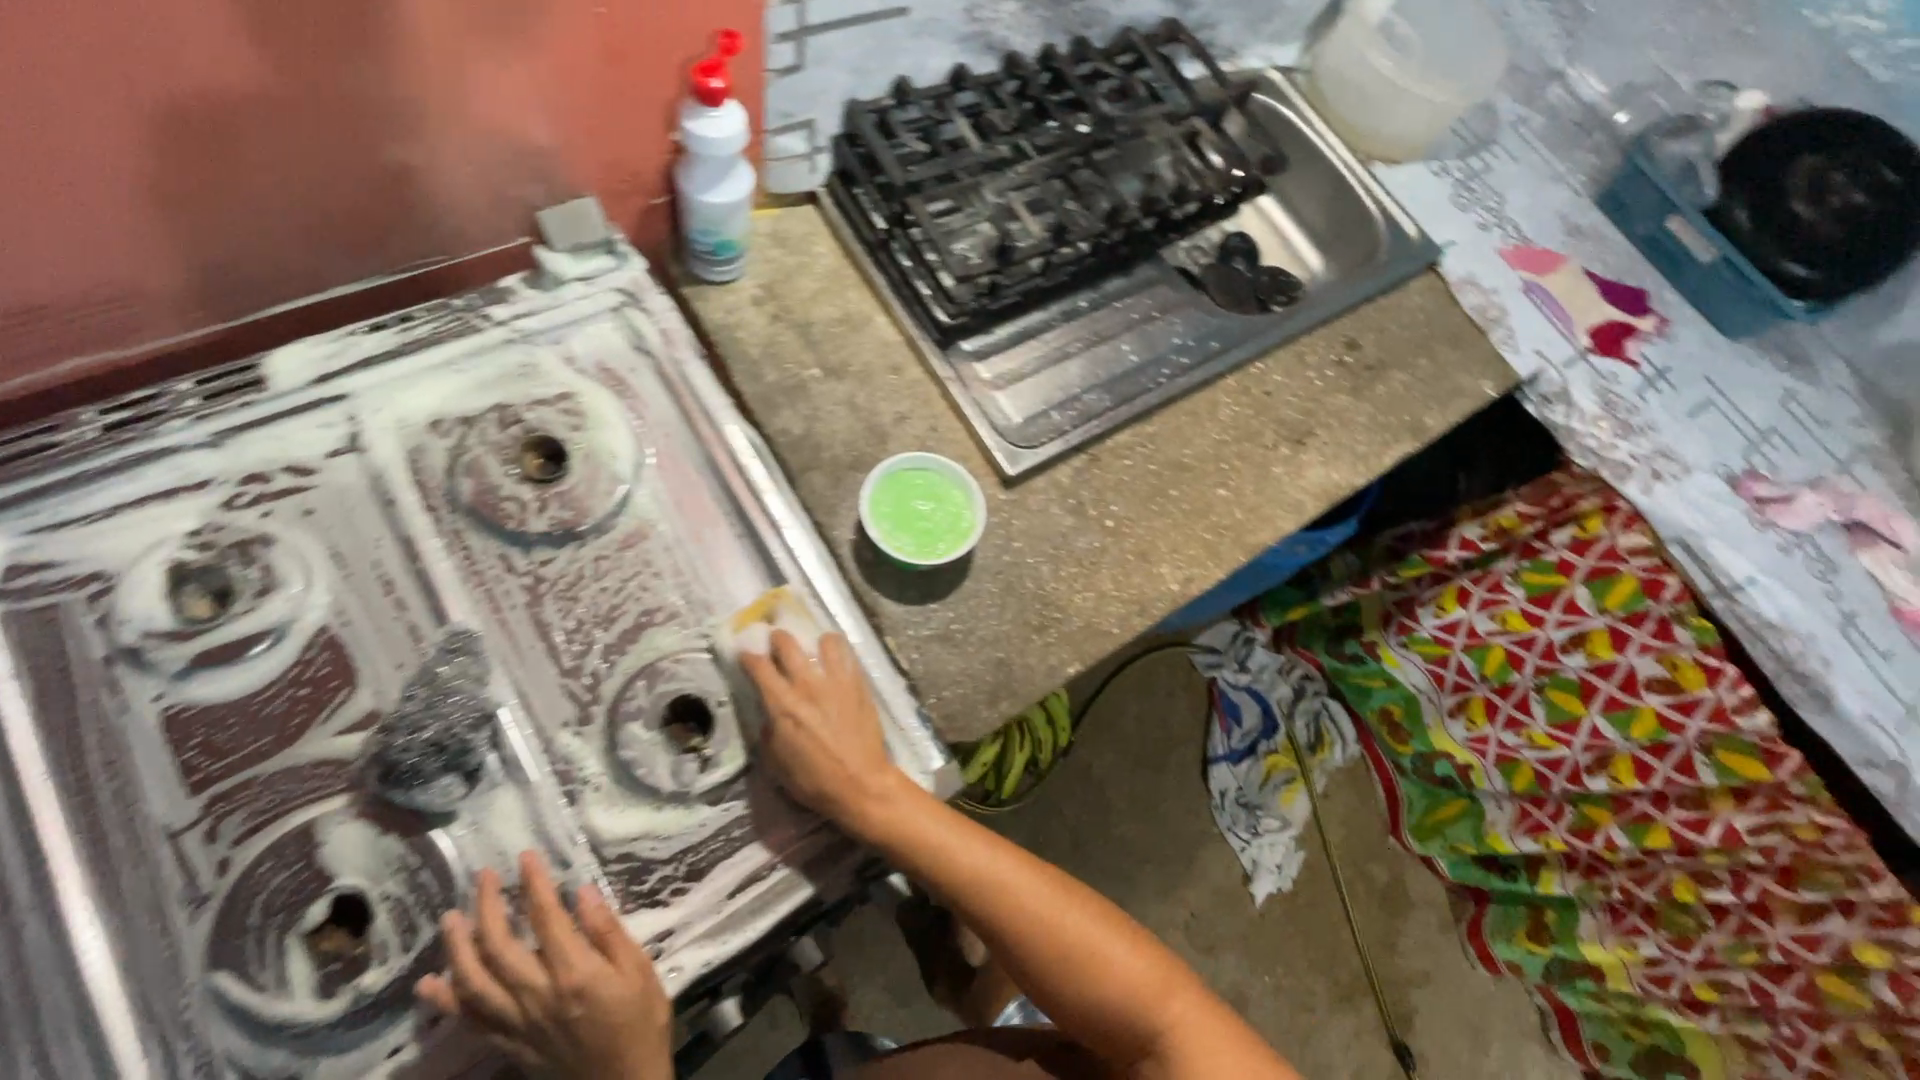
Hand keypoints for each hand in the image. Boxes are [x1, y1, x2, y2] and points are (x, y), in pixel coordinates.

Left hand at [416, 852, 670, 1079]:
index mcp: (575, 973)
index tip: (526, 856)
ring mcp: (516, 1022)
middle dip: (487, 905)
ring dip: (457, 946)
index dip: (533, 883)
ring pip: (472, 981)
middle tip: (484, 876)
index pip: (546, 917)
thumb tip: (582, 893)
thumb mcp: (640, 971)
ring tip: (451, 917)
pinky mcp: (506, 1044)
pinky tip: (431, 982)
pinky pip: (467, 1020)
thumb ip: (608, 932)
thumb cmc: (641, 1022)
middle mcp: (537, 995)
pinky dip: (445, 1000)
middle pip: (499, 944)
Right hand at [739, 630, 909, 826]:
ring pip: (825, 640)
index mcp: (783, 705)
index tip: (746, 655)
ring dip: (815, 642)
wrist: (860, 783)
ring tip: (815, 652)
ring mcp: (837, 681)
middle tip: (777, 644)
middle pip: (787, 643)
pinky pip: (849, 655)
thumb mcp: (776, 762)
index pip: (759, 666)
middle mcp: (808, 685)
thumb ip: (769, 730)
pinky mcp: (860, 684)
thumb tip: (770, 714)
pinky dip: (839, 653)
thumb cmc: (814, 780)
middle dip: (777, 639)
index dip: (748, 657)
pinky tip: (837, 662)